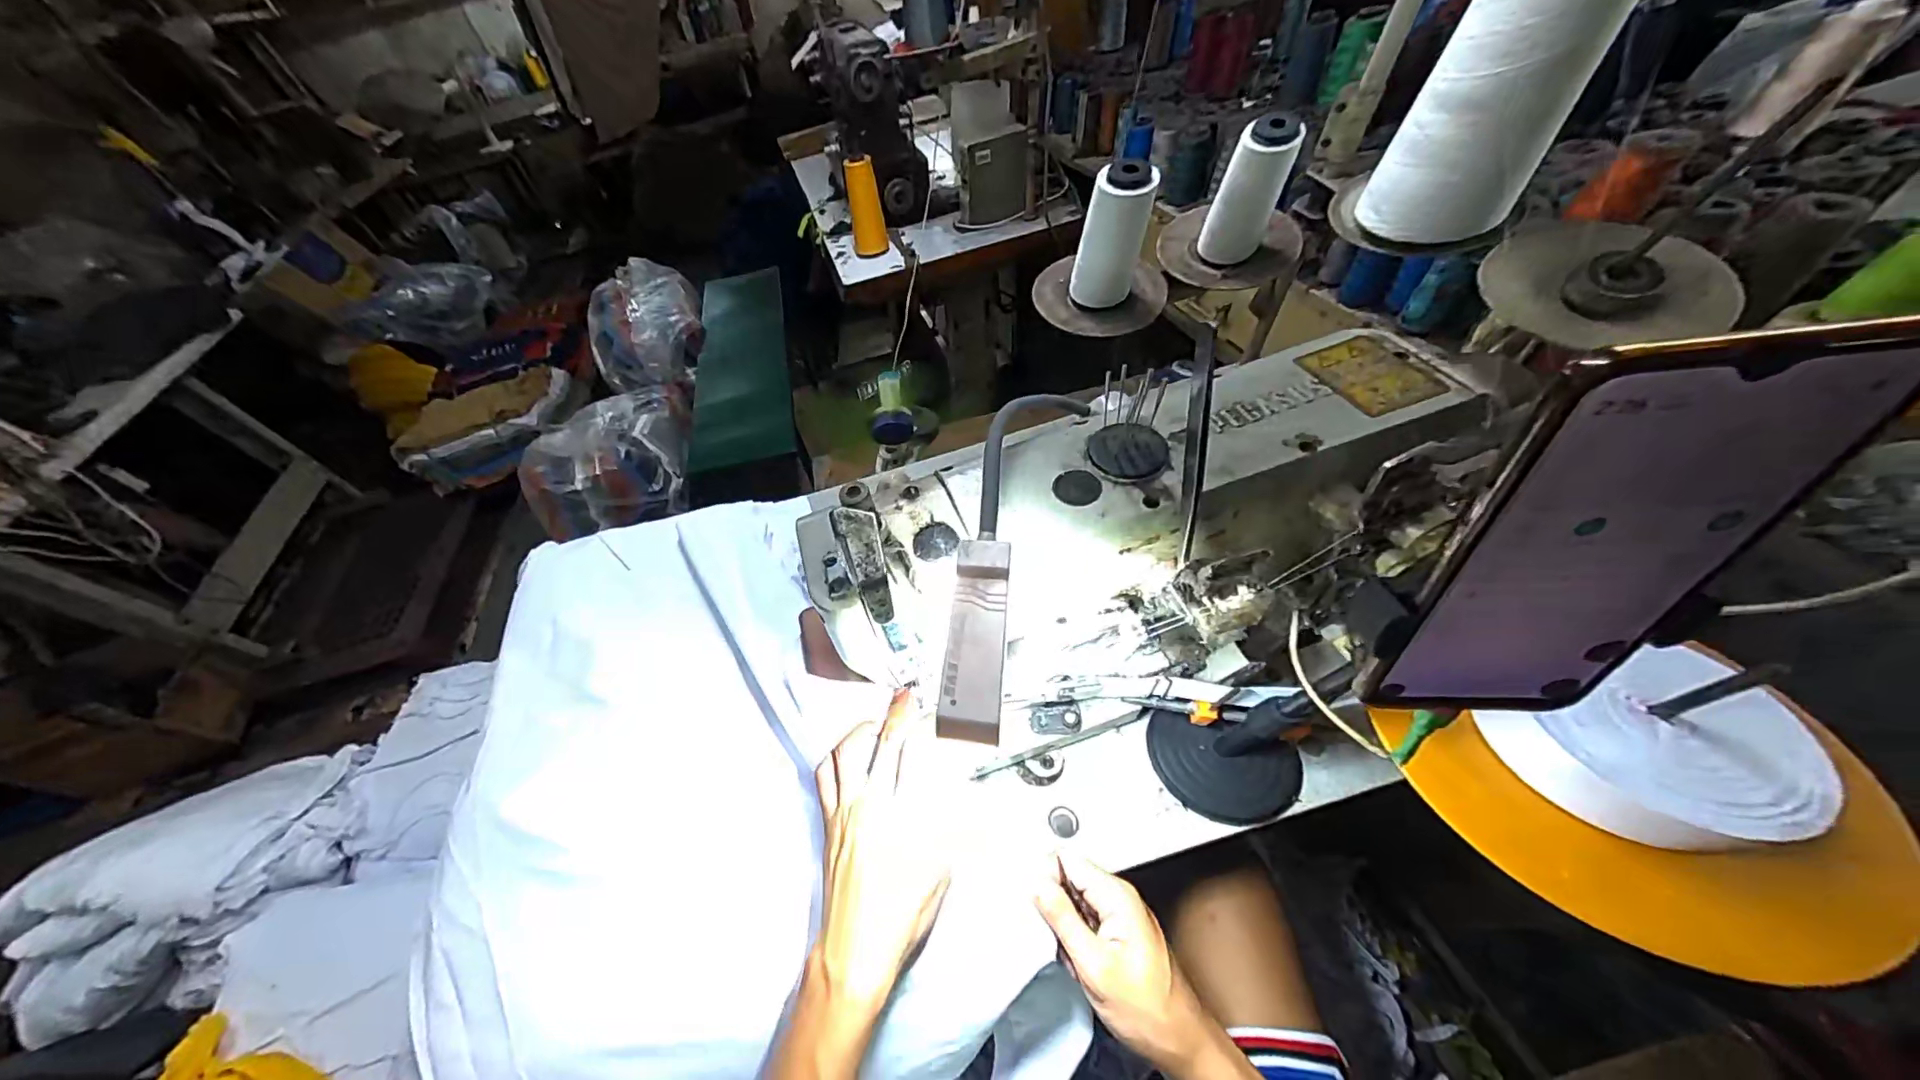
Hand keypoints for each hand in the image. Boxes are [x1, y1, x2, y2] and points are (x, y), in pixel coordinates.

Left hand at [812, 689, 951, 1006]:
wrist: (854, 949)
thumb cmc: (897, 917)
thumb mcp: (940, 868)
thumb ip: (949, 826)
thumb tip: (957, 797)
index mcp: (899, 816)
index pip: (911, 754)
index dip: (921, 724)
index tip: (928, 709)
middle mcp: (866, 807)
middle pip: (877, 744)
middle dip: (893, 715)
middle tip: (904, 700)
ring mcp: (842, 815)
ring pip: (842, 755)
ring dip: (859, 732)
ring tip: (873, 724)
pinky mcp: (828, 826)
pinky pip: (824, 779)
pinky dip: (835, 759)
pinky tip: (843, 757)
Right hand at [1033, 852, 1249, 1077]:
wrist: (1177, 1038)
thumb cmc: (1147, 1009)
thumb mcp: (1093, 963)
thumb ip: (1062, 918)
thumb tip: (1039, 885)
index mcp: (1117, 895)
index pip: (1069, 860)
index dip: (1047, 879)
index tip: (1042, 906)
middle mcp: (1121, 897)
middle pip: (1070, 880)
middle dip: (1058, 910)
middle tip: (1065, 943)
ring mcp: (1121, 913)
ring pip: (1075, 903)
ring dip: (1067, 929)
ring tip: (1079, 959)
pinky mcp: (1119, 930)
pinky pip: (1085, 922)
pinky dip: (1077, 941)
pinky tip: (1086, 964)